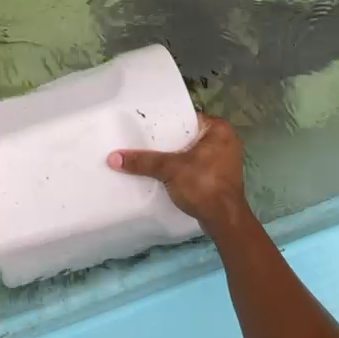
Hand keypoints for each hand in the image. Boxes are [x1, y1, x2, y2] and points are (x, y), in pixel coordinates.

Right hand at [108, 114, 250, 233]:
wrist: (224, 220)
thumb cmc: (203, 185)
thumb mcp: (170, 169)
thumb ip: (144, 161)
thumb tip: (112, 158)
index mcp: (219, 129)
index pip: (187, 117)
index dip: (166, 122)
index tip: (146, 125)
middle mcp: (226, 140)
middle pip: (188, 135)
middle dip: (169, 141)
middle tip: (144, 140)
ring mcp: (224, 160)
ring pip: (192, 152)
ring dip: (175, 156)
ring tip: (150, 155)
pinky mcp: (220, 177)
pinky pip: (196, 166)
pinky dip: (182, 169)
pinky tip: (164, 172)